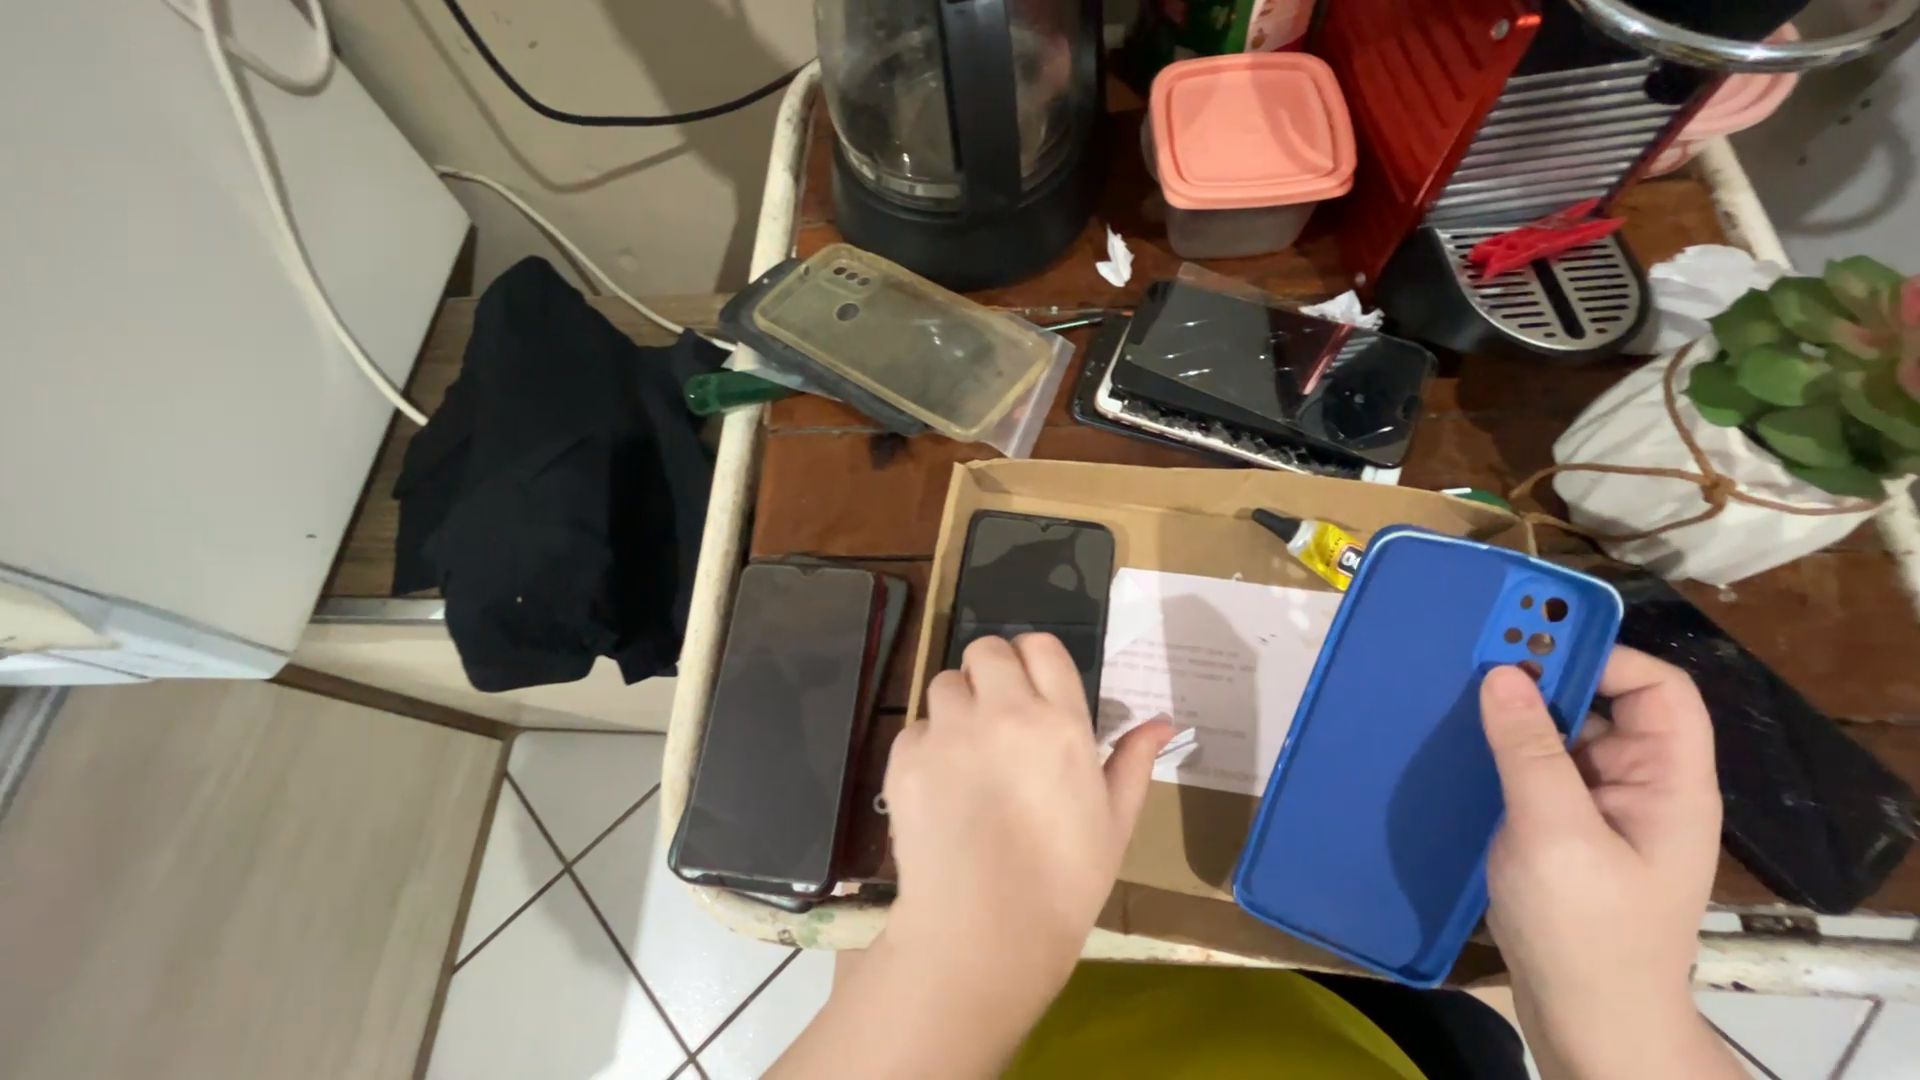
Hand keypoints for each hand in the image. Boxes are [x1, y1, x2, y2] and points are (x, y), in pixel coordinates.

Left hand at [771, 634, 1170, 1078]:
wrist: (985, 933)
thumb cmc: (1063, 881)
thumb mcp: (1114, 822)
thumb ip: (1133, 762)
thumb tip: (1162, 722)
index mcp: (1059, 722)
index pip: (1040, 645)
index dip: (1033, 660)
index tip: (1032, 688)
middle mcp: (1002, 713)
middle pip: (985, 649)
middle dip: (990, 672)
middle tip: (996, 716)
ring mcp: (949, 733)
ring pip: (944, 684)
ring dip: (956, 707)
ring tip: (966, 755)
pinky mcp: (906, 758)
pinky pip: (915, 728)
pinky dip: (925, 747)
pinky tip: (939, 788)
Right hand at [1480, 646, 1740, 1079]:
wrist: (1583, 1013)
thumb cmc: (1586, 928)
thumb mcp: (1557, 835)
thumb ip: (1531, 752)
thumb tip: (1501, 672)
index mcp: (1666, 782)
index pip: (1658, 690)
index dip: (1603, 654)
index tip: (1529, 641)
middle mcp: (1634, 782)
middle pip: (1602, 702)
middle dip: (1544, 671)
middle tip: (1476, 649)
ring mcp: (1593, 803)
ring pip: (1559, 730)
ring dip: (1512, 705)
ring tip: (1455, 683)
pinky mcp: (1555, 821)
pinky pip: (1531, 762)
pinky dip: (1498, 739)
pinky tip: (1456, 734)